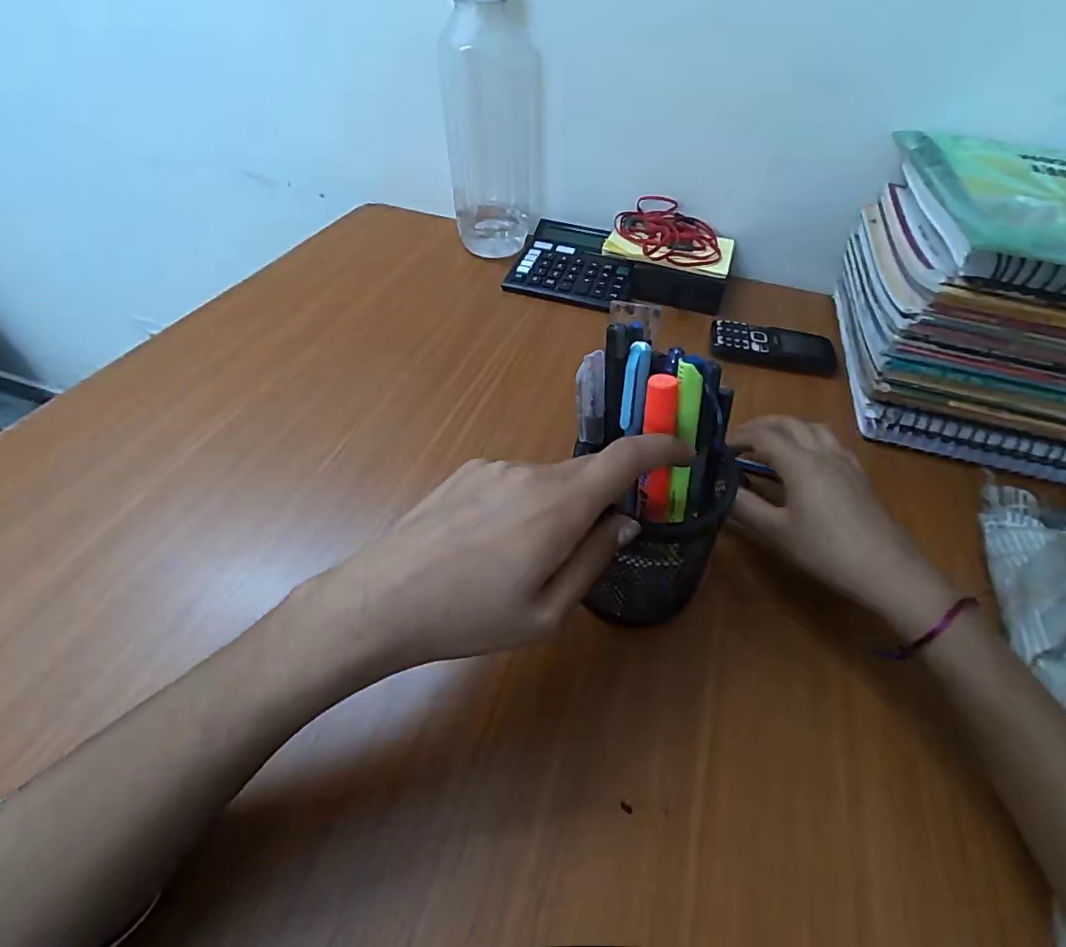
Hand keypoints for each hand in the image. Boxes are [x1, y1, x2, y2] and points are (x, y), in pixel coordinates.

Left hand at [292, 435, 690, 671]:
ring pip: (546, 482)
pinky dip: (523, 507)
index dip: (661, 449)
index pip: (624, 457)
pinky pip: (513, 483)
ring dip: (555, 510)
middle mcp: (528, 472)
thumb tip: (625, 521)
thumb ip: (593, 559)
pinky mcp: (465, 472)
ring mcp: (492, 467)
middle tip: (589, 547)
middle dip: (601, 501)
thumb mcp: (547, 611)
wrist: (383, 598)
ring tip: (520, 563)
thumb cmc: (470, 617)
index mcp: (557, 505)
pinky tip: (488, 547)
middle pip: (585, 473)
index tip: (682, 455)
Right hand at [728, 416, 956, 636]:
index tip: (719, 449)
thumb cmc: (826, 551)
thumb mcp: (777, 532)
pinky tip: (805, 460)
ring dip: (787, 428)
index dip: (738, 437)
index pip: (763, 436)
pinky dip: (809, 439)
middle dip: (760, 425)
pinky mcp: (858, 475)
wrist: (887, 570)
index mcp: (800, 463)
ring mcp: (845, 462)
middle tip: (739, 440)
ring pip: (813, 428)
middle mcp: (823, 453)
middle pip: (789, 423)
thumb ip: (745, 507)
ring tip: (770, 444)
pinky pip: (830, 442)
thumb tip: (720, 491)